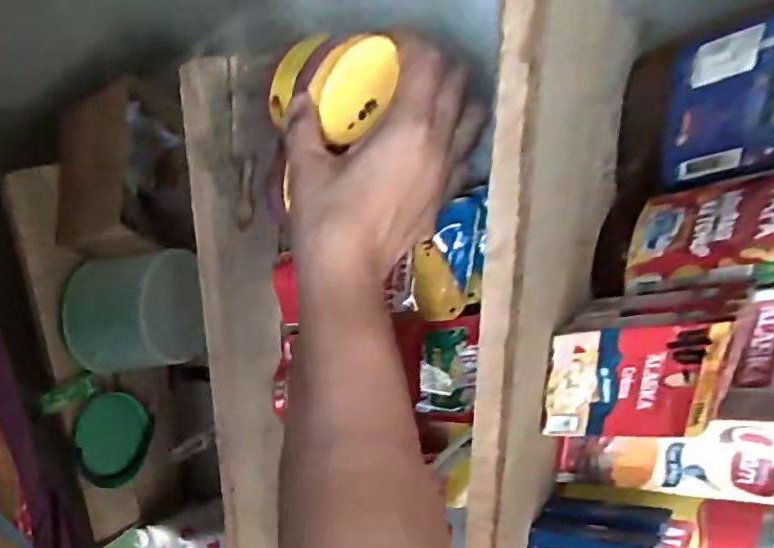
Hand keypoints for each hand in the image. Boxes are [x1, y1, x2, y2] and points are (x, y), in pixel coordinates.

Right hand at [285, 32, 486, 297]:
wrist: (345, 278)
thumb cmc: (326, 225)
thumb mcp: (306, 174)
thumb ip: (304, 131)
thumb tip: (301, 102)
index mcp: (408, 127)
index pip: (426, 61)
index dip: (409, 43)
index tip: (387, 47)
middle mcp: (438, 142)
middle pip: (456, 80)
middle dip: (435, 66)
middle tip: (405, 74)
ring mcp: (445, 172)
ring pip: (472, 115)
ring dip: (456, 100)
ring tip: (429, 106)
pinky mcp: (441, 199)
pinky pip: (463, 156)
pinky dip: (455, 141)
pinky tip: (433, 150)